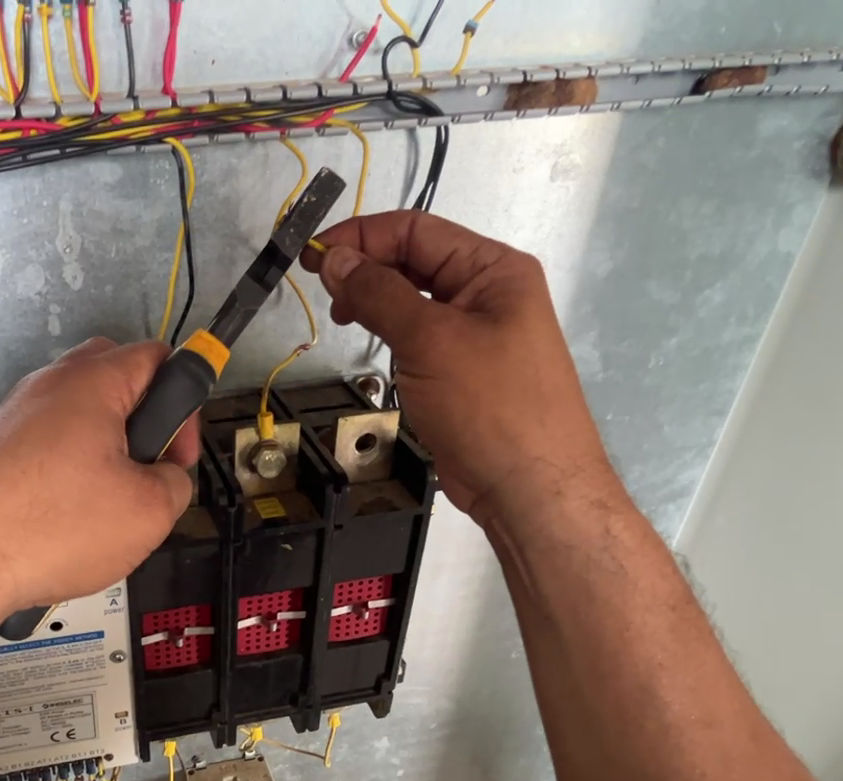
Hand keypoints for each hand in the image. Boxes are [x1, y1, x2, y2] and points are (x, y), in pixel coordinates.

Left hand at [0, 338, 200, 661]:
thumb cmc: (44, 529)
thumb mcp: (149, 513)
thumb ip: (176, 481)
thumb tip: (168, 477)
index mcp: (91, 383)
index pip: (157, 357)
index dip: (184, 404)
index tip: (178, 449)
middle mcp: (47, 386)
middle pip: (115, 379)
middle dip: (143, 421)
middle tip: (148, 470)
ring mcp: (15, 415)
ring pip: (80, 416)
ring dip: (104, 450)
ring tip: (106, 503)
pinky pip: (47, 445)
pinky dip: (68, 471)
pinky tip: (67, 516)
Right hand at [302, 212, 618, 533]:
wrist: (528, 488)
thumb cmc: (488, 405)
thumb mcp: (429, 339)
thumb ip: (378, 294)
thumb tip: (335, 259)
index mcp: (492, 269)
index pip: (416, 231)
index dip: (361, 237)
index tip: (314, 258)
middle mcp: (487, 294)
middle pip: (415, 261)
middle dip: (365, 268)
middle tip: (321, 291)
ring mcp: (477, 335)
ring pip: (414, 301)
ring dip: (375, 300)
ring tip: (340, 317)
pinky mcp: (463, 372)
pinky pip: (420, 336)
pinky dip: (390, 332)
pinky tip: (370, 343)